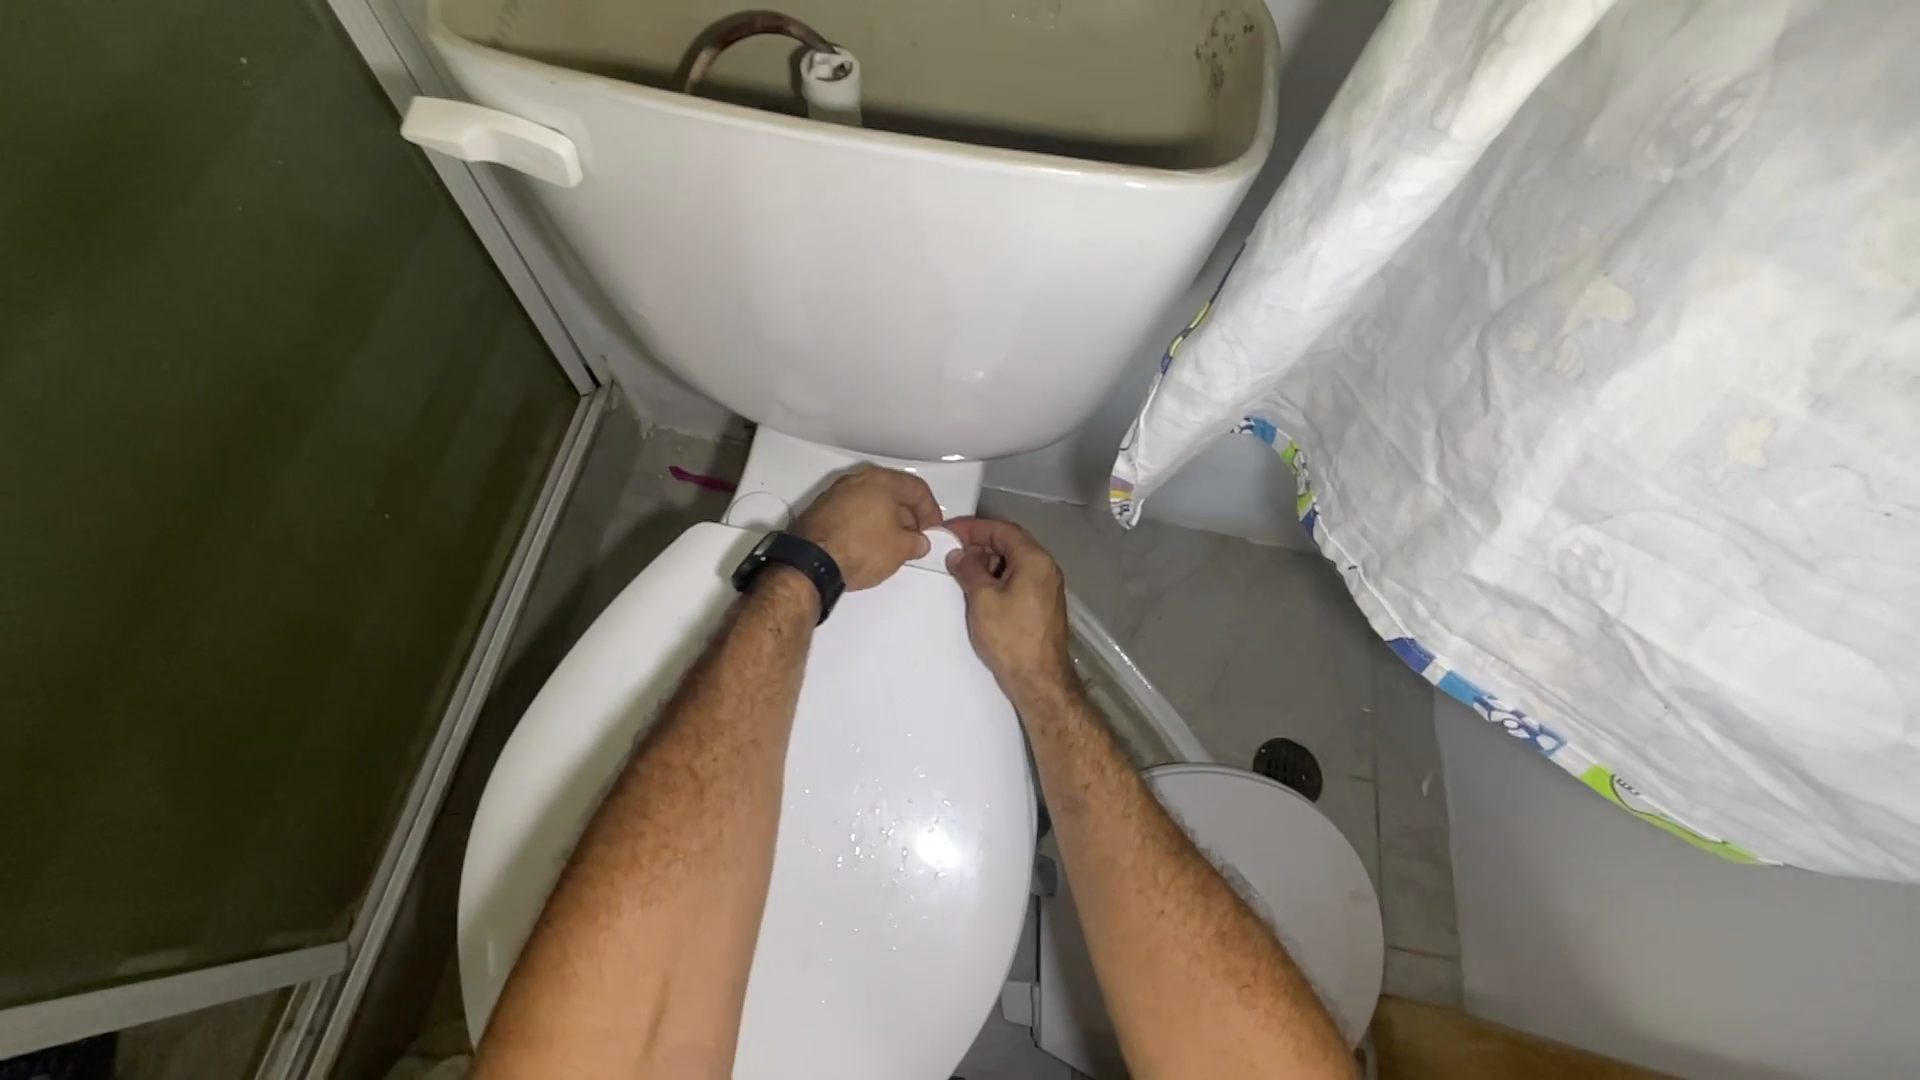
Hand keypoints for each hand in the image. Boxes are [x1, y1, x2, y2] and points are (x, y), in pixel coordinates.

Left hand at [792, 466, 941, 590]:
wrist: (812, 563)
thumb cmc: (859, 548)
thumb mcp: (900, 549)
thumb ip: (916, 542)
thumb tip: (918, 542)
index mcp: (881, 481)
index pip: (917, 489)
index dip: (931, 510)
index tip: (933, 528)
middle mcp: (857, 480)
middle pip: (892, 492)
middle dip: (908, 515)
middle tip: (915, 537)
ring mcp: (836, 493)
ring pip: (871, 501)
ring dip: (886, 519)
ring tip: (892, 544)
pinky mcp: (821, 510)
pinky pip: (852, 511)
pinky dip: (865, 523)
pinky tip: (868, 544)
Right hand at [943, 518, 1076, 705]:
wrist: (1039, 680)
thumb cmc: (1010, 637)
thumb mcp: (982, 599)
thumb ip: (969, 570)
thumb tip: (958, 555)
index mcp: (1035, 560)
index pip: (1003, 530)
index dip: (974, 527)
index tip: (949, 531)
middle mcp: (1046, 568)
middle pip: (1010, 543)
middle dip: (979, 543)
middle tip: (951, 550)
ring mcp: (1047, 587)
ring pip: (1013, 562)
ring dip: (987, 561)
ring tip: (960, 569)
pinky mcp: (1042, 605)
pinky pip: (1018, 579)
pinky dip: (997, 577)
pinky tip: (977, 588)